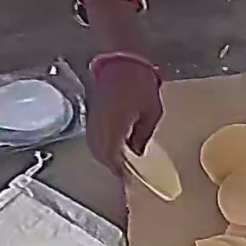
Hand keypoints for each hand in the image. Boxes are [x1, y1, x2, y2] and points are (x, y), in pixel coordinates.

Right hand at [87, 53, 163, 176]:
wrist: (122, 63)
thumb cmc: (141, 86)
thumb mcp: (152, 112)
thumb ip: (143, 134)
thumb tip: (137, 152)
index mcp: (115, 125)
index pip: (113, 155)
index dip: (120, 170)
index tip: (128, 181)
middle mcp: (100, 125)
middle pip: (101, 154)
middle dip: (112, 167)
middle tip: (125, 177)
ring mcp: (94, 120)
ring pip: (95, 148)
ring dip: (106, 159)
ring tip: (121, 167)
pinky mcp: (93, 115)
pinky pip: (94, 138)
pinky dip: (102, 148)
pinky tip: (114, 151)